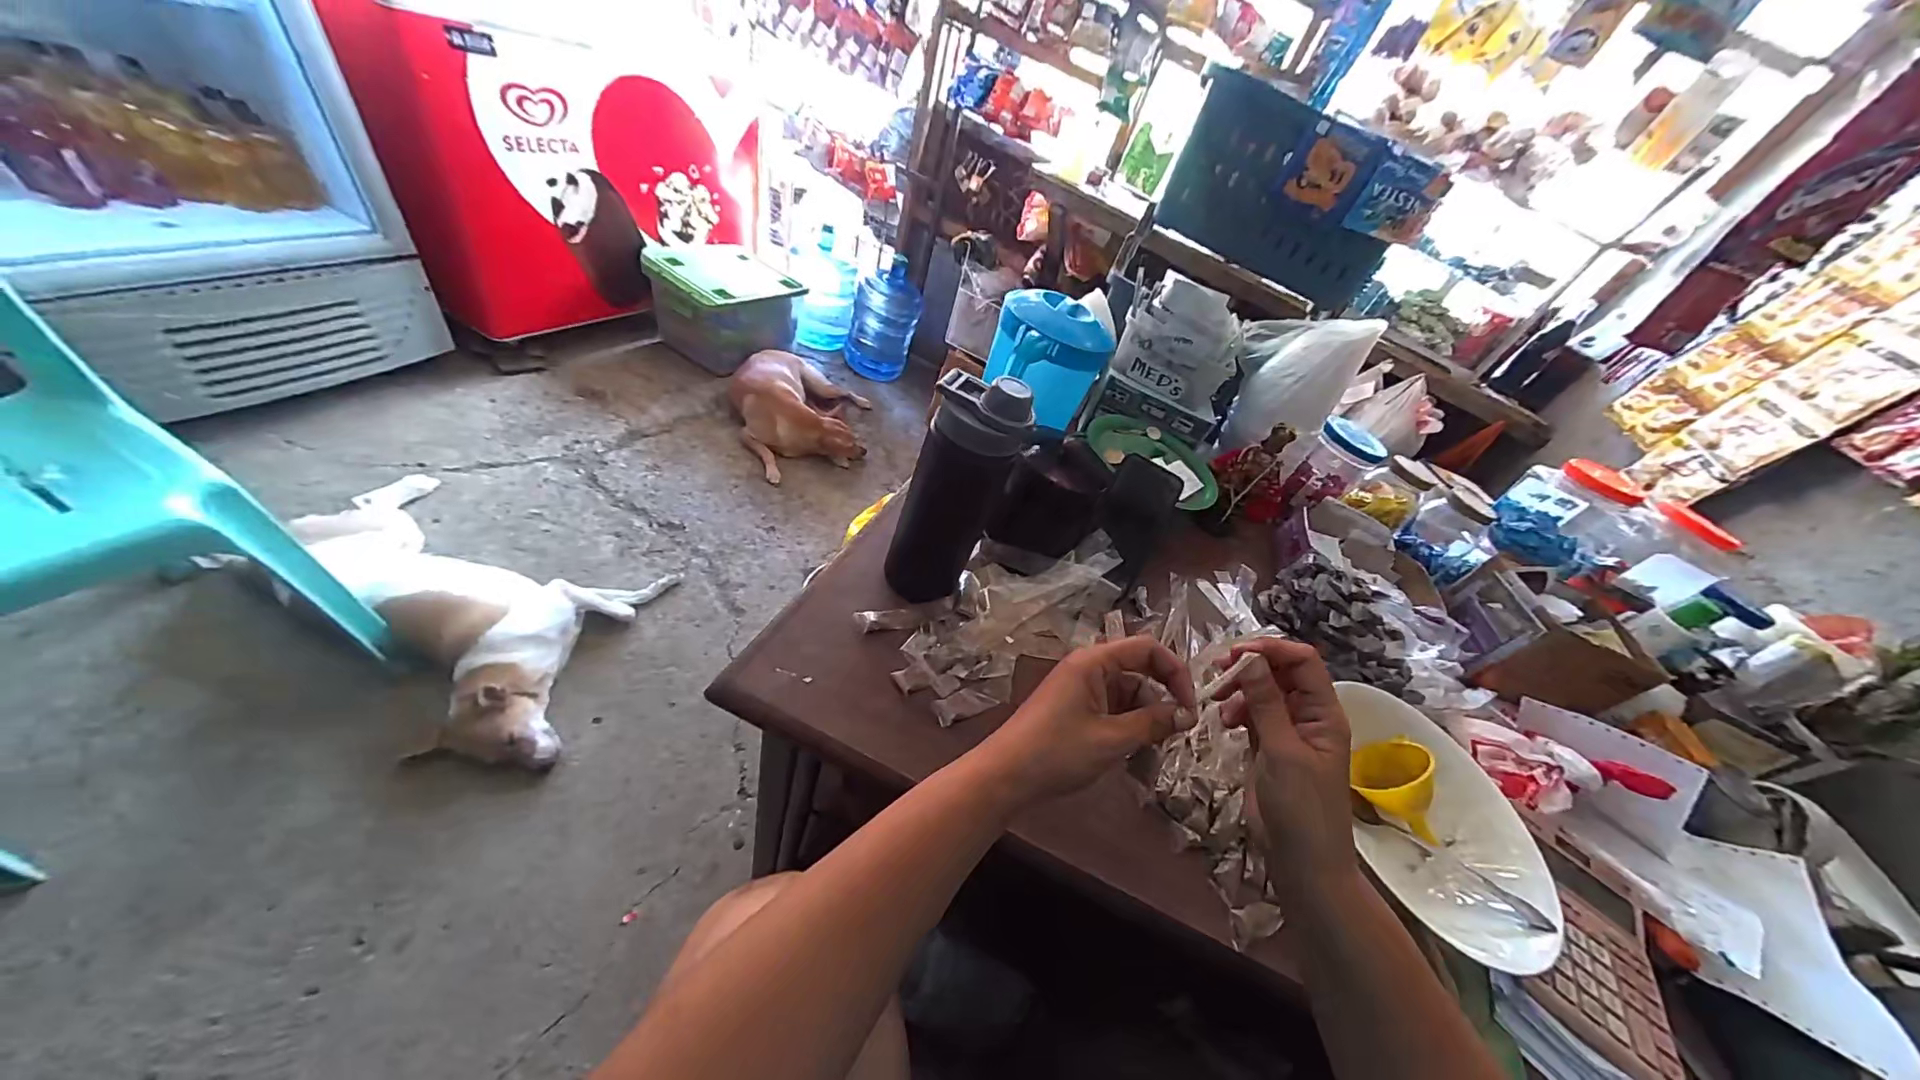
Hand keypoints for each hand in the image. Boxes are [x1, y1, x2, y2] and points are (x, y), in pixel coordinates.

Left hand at [975, 635, 1197, 806]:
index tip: (1190, 707)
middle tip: (1178, 732)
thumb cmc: (1057, 752)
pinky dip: (1127, 724)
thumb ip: (1152, 723)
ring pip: (1127, 692)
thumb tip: (1186, 715)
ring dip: (1145, 715)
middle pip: (1138, 670)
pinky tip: (1134, 750)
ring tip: (1154, 747)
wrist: (1005, 775)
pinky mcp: (1074, 708)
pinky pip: (1111, 707)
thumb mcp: (1111, 739)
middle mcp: (1087, 668)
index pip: (1147, 648)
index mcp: (1093, 662)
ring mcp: (1079, 688)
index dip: (1175, 672)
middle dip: (1161, 698)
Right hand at [1211, 639, 1356, 889]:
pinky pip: (1252, 713)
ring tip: (1218, 706)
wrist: (1304, 863)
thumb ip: (1265, 703)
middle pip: (1280, 672)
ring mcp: (1288, 731)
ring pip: (1262, 691)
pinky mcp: (1269, 747)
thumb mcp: (1281, 752)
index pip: (1303, 661)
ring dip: (1239, 690)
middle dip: (1249, 666)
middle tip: (1217, 672)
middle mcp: (1308, 716)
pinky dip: (1236, 710)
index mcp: (1324, 713)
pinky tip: (1225, 723)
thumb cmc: (1301, 809)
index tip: (1234, 653)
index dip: (1271, 649)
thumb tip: (1250, 658)